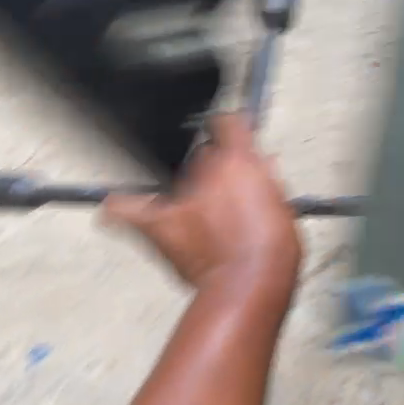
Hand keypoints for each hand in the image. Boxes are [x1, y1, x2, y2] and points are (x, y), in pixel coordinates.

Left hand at [102, 113, 302, 312]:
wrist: (251, 280)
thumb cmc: (273, 248)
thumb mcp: (283, 207)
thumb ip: (267, 182)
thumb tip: (262, 166)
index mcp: (239, 161)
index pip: (228, 124)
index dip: (232, 128)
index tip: (235, 134)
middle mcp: (205, 171)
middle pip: (203, 156)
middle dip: (214, 170)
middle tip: (228, 193)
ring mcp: (178, 196)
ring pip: (174, 179)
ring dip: (185, 191)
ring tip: (197, 211)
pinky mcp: (158, 223)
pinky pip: (126, 208)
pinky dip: (122, 207)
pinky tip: (120, 207)